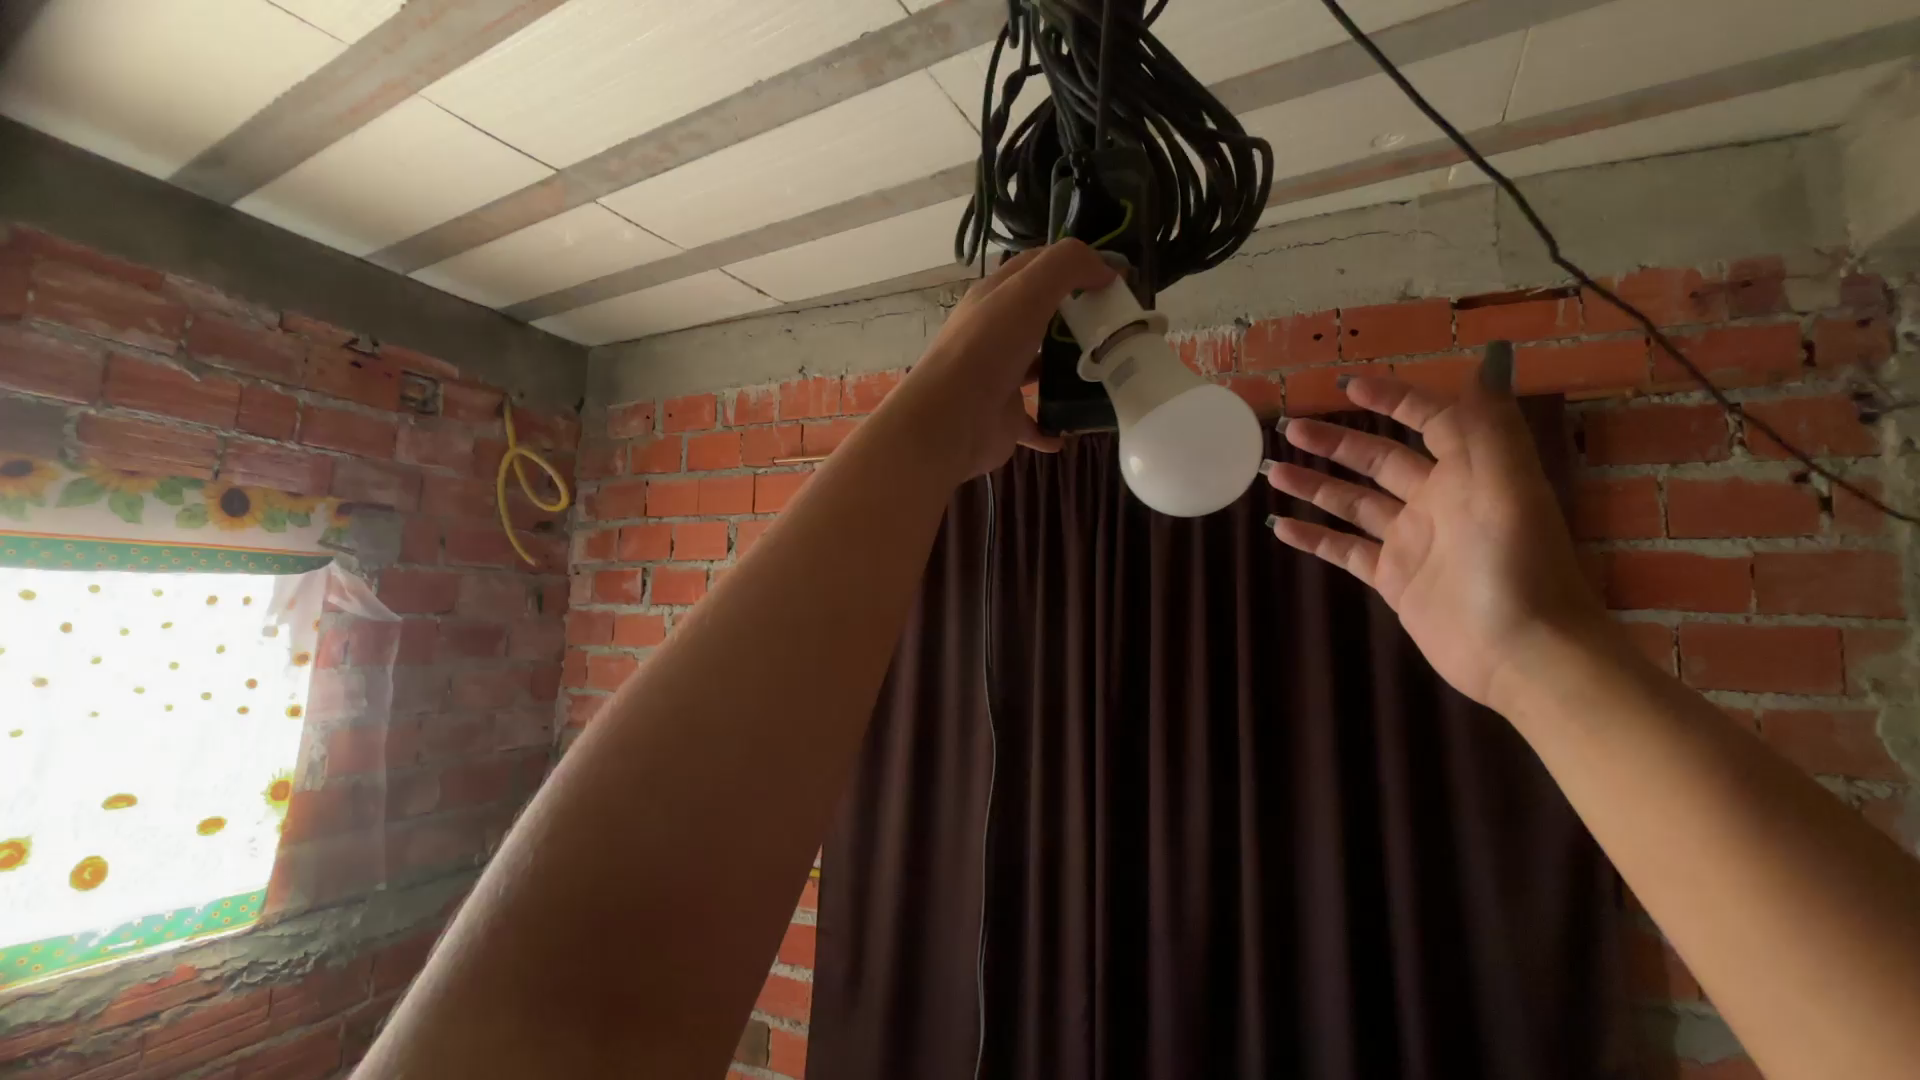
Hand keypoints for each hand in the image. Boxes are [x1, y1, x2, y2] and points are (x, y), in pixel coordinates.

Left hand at [879, 241, 1116, 484]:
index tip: (1115, 277)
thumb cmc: (987, 349)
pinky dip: (1056, 423)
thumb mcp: (1027, 291)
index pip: (1035, 268)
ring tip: (1109, 371)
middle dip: (1076, 318)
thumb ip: (1067, 267)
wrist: (950, 422)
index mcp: (994, 298)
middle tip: (1118, 325)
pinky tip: (1078, 426)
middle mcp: (994, 335)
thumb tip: (1106, 269)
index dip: (1074, 265)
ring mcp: (999, 378)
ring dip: (1069, 370)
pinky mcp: (1005, 418)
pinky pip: (1036, 421)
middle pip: (1041, 318)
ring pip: (1039, 368)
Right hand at [1264, 346, 1611, 707]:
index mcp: (1469, 472)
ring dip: (1314, 485)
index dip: (1392, 400)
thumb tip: (1490, 361)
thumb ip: (1489, 426)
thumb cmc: (1517, 565)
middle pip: (1377, 460)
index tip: (1347, 386)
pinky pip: (1345, 550)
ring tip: (1272, 469)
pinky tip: (1281, 526)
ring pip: (1353, 503)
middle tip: (1289, 428)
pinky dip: (1314, 538)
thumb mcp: (1510, 487)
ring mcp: (1412, 542)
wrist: (1523, 652)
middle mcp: (1437, 500)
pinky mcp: (1394, 579)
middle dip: (1334, 442)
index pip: (1428, 421)